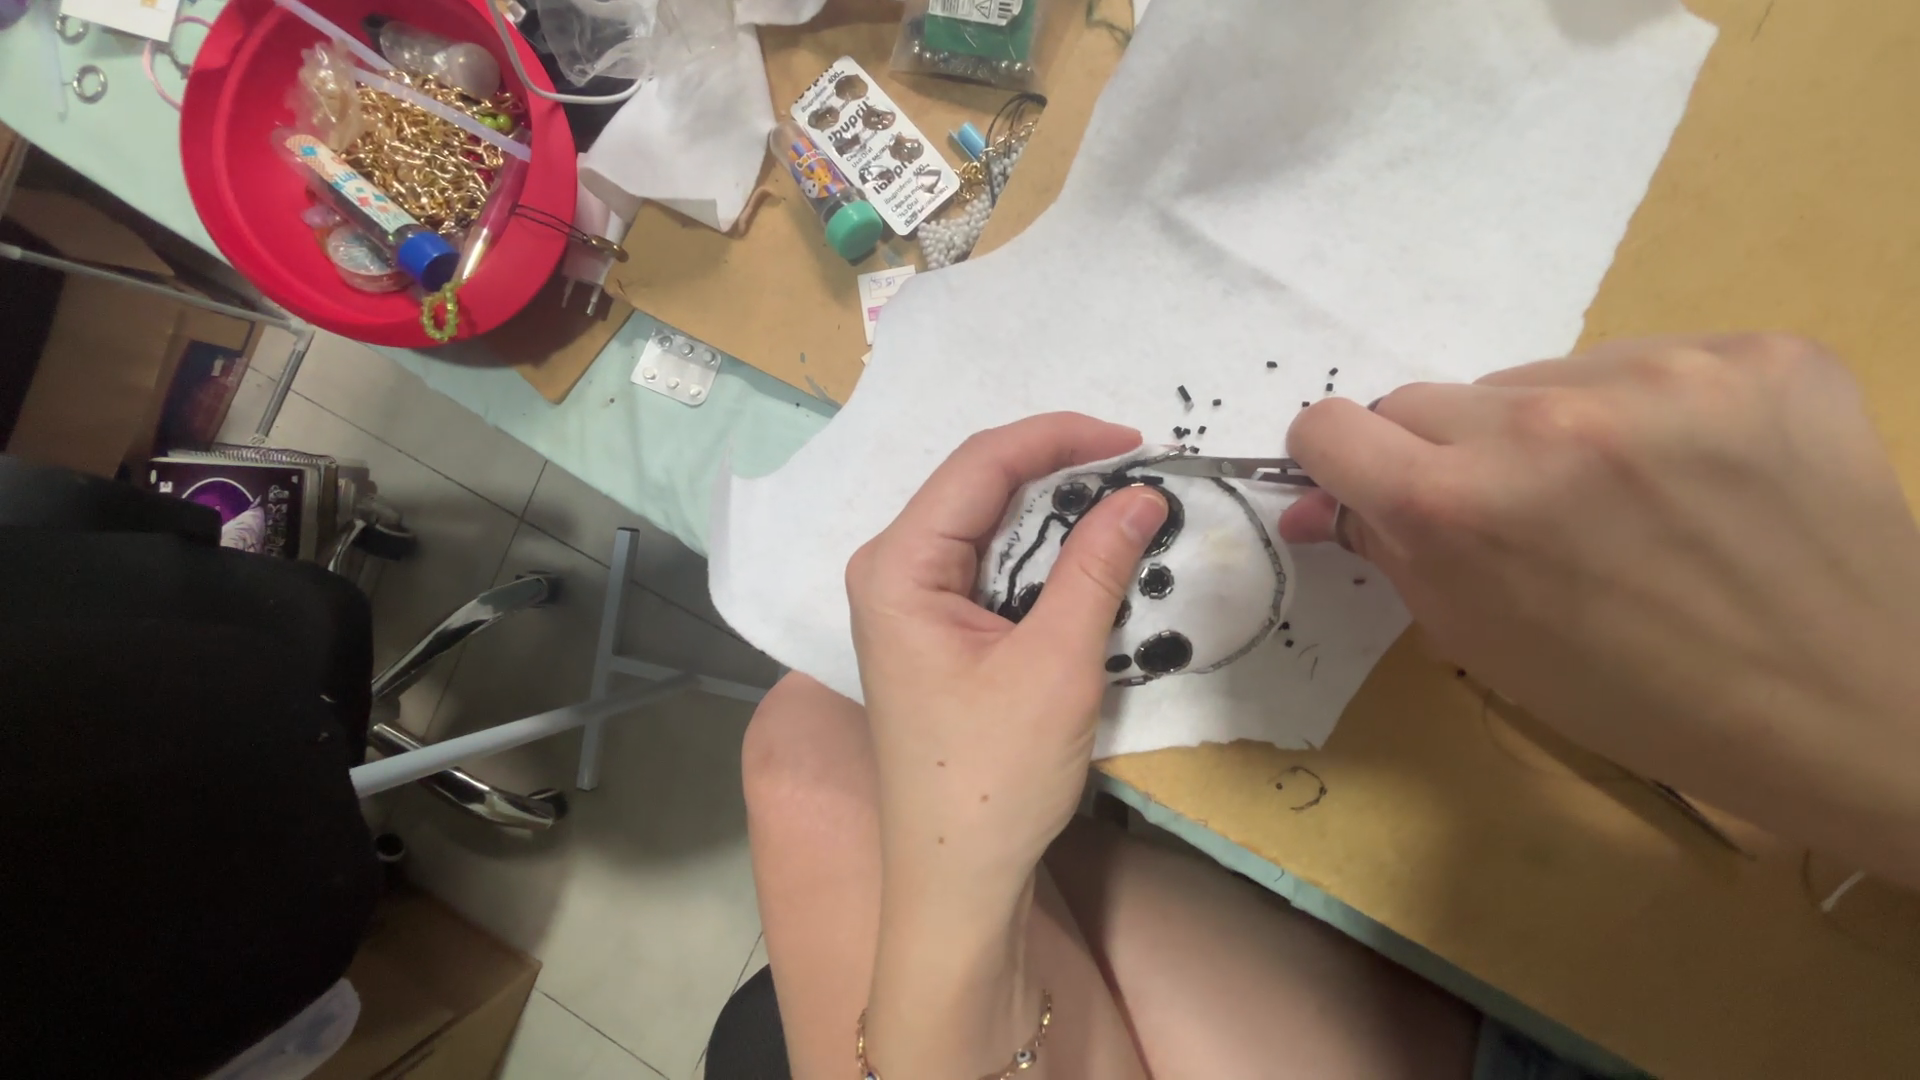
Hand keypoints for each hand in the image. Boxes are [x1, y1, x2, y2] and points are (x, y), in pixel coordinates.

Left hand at [847, 413, 1167, 902]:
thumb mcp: (1056, 663)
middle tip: (1136, 471)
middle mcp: (891, 568)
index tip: (1132, 440)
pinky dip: (1039, 551)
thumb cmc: (995, 776)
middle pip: (978, 486)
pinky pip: (987, 564)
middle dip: (1058, 469)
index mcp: (898, 565)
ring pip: (986, 523)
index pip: (979, 464)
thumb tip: (1142, 493)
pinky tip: (1084, 551)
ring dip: (1053, 510)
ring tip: (1122, 503)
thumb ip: (1095, 567)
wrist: (957, 875)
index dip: (1058, 437)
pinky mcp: (932, 626)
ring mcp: (908, 598)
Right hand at [1282, 334, 1919, 882]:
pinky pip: (1627, 365)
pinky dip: (1626, 414)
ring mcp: (1656, 377)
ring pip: (1521, 382)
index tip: (1364, 483)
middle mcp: (1538, 423)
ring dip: (1531, 432)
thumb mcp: (1467, 630)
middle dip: (1434, 453)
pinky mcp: (1752, 353)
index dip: (1334, 459)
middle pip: (1417, 400)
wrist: (1855, 703)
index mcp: (1453, 506)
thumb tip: (1310, 505)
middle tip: (1500, 513)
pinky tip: (1680, 473)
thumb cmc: (1623, 689)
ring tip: (1606, 498)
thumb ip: (1377, 546)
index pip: (1328, 427)